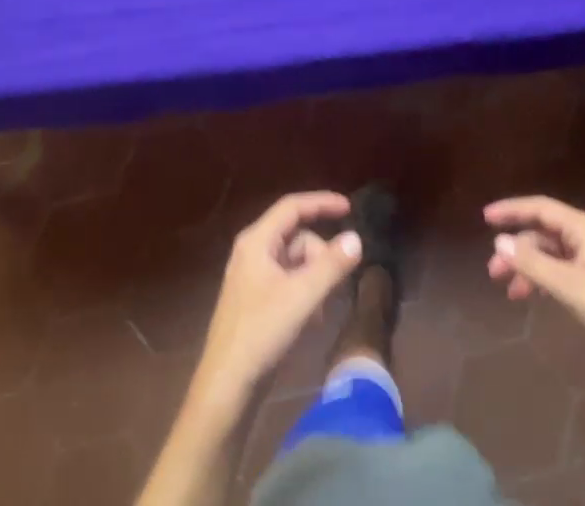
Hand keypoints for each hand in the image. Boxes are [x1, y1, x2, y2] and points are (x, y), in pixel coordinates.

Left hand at [195, 192, 362, 400]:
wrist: (228, 383)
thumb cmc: (261, 333)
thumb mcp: (302, 296)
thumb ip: (331, 265)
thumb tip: (356, 238)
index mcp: (256, 242)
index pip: (292, 207)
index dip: (322, 203)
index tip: (350, 208)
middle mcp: (252, 253)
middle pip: (298, 237)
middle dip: (321, 257)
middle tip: (332, 285)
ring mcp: (253, 277)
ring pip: (296, 262)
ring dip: (315, 279)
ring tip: (319, 310)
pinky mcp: (256, 300)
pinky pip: (289, 282)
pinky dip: (305, 293)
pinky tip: (310, 320)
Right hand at [485, 196, 584, 358]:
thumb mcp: (567, 285)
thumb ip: (531, 263)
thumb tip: (498, 241)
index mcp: (583, 228)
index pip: (540, 208)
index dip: (511, 210)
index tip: (485, 217)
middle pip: (543, 233)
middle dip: (517, 251)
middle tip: (494, 273)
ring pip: (552, 253)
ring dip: (530, 268)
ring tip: (512, 294)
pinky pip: (563, 267)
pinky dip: (545, 278)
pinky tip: (536, 296)